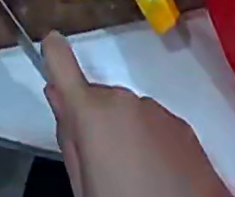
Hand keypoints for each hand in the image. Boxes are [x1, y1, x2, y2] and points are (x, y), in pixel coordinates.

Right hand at [41, 32, 231, 196]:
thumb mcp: (84, 187)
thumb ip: (67, 138)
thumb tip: (56, 96)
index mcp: (91, 111)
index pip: (60, 58)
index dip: (52, 52)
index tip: (49, 51)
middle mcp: (123, 99)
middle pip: (97, 98)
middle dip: (96, 121)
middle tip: (104, 164)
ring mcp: (156, 111)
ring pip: (127, 112)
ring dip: (126, 133)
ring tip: (138, 178)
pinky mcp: (185, 128)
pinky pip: (154, 126)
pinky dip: (152, 143)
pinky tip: (161, 179)